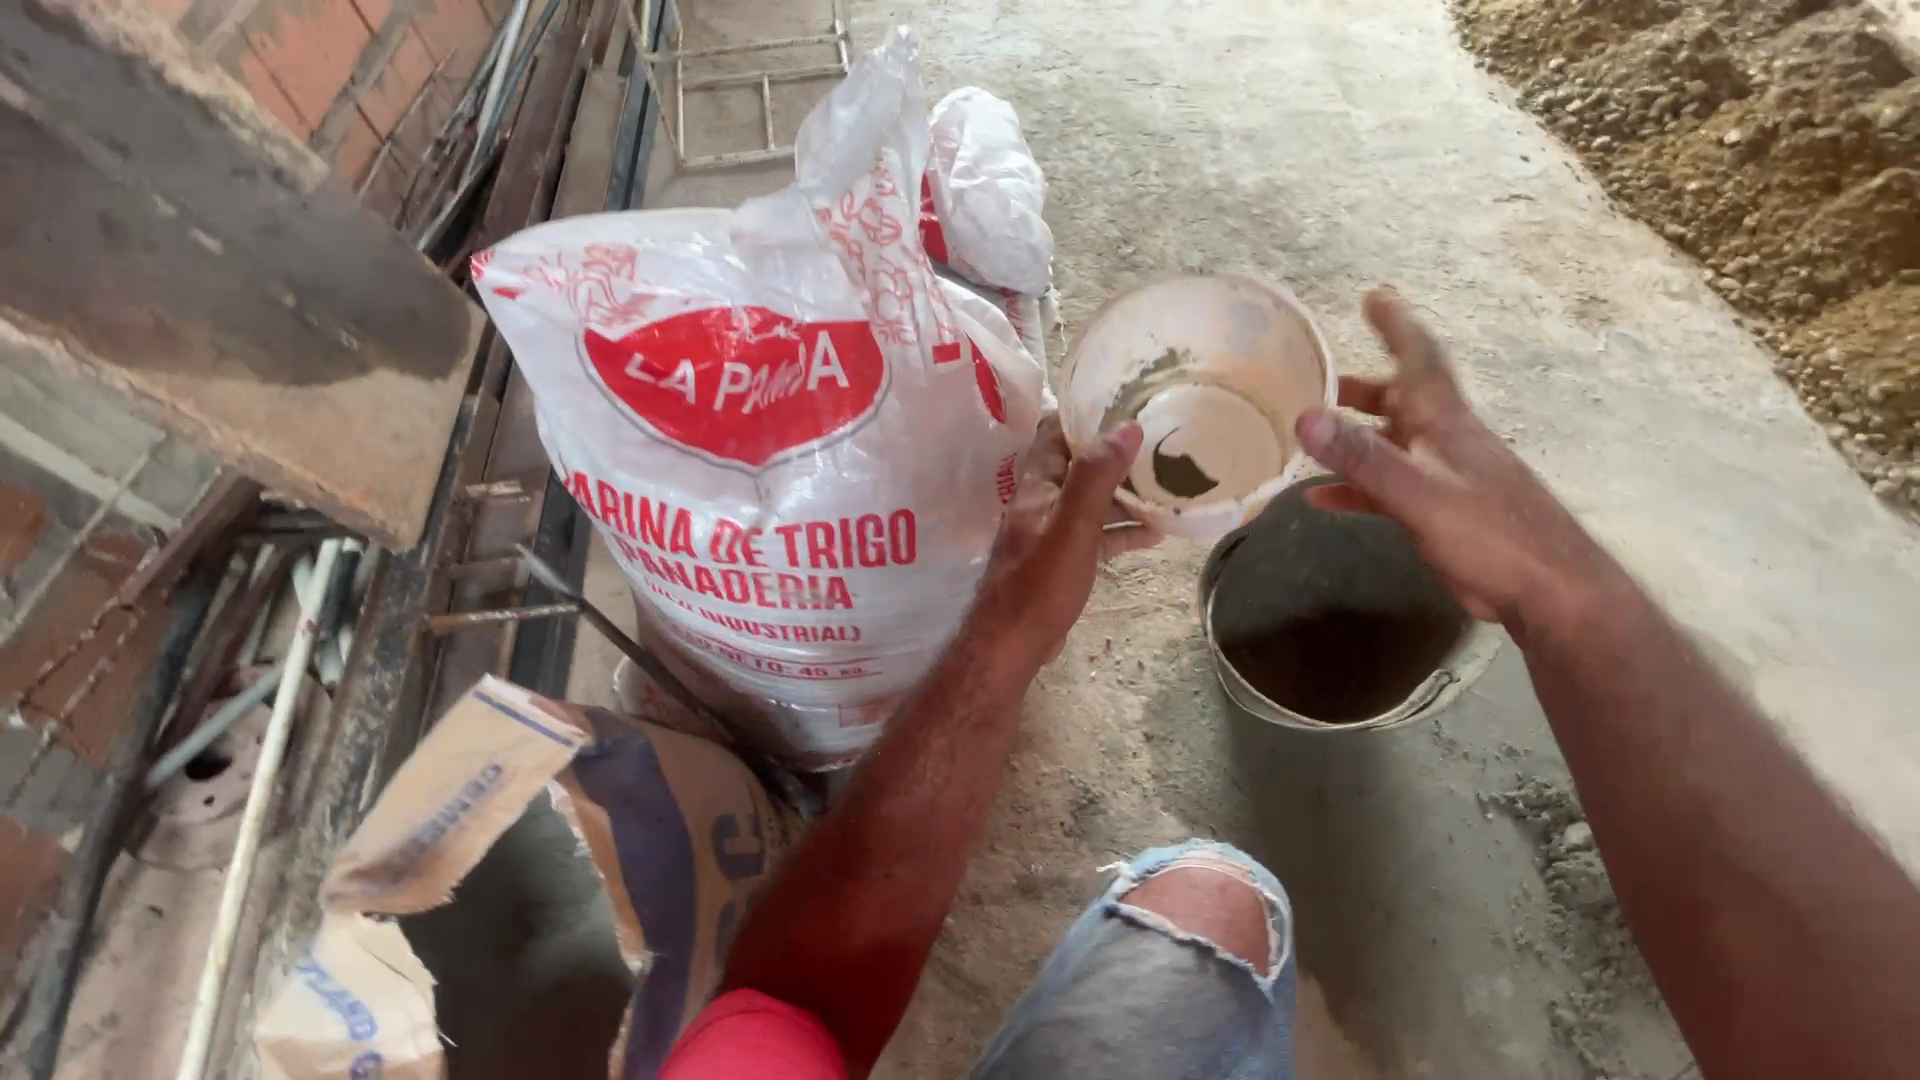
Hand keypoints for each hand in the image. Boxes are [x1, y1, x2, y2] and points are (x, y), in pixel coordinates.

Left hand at [968, 415, 1155, 668]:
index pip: (1055, 432)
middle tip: (1161, 440)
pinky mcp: (1062, 561)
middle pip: (1080, 465)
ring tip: (1169, 484)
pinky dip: (1121, 530)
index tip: (1125, 400)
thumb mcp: (1071, 527)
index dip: (1085, 413)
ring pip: (1091, 502)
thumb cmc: (1039, 584)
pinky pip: (1095, 535)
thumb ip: (1095, 478)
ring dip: (1125, 493)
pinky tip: (1156, 533)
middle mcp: (1041, 502)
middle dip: (1116, 452)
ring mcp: (1051, 533)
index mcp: (1037, 485)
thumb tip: (1125, 427)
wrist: (1012, 645)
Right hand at [1294, 289, 1619, 627]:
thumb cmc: (1490, 533)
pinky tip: (1319, 497)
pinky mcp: (1435, 508)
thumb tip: (1305, 416)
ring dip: (1350, 432)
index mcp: (1443, 421)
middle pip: (1396, 396)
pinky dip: (1352, 485)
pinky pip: (1384, 485)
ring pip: (1387, 439)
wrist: (1547, 588)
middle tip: (1315, 376)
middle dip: (1358, 382)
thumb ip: (1363, 457)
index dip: (1396, 324)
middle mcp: (1441, 437)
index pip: (1419, 357)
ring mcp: (1440, 473)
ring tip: (1308, 432)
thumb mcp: (1418, 492)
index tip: (1375, 294)